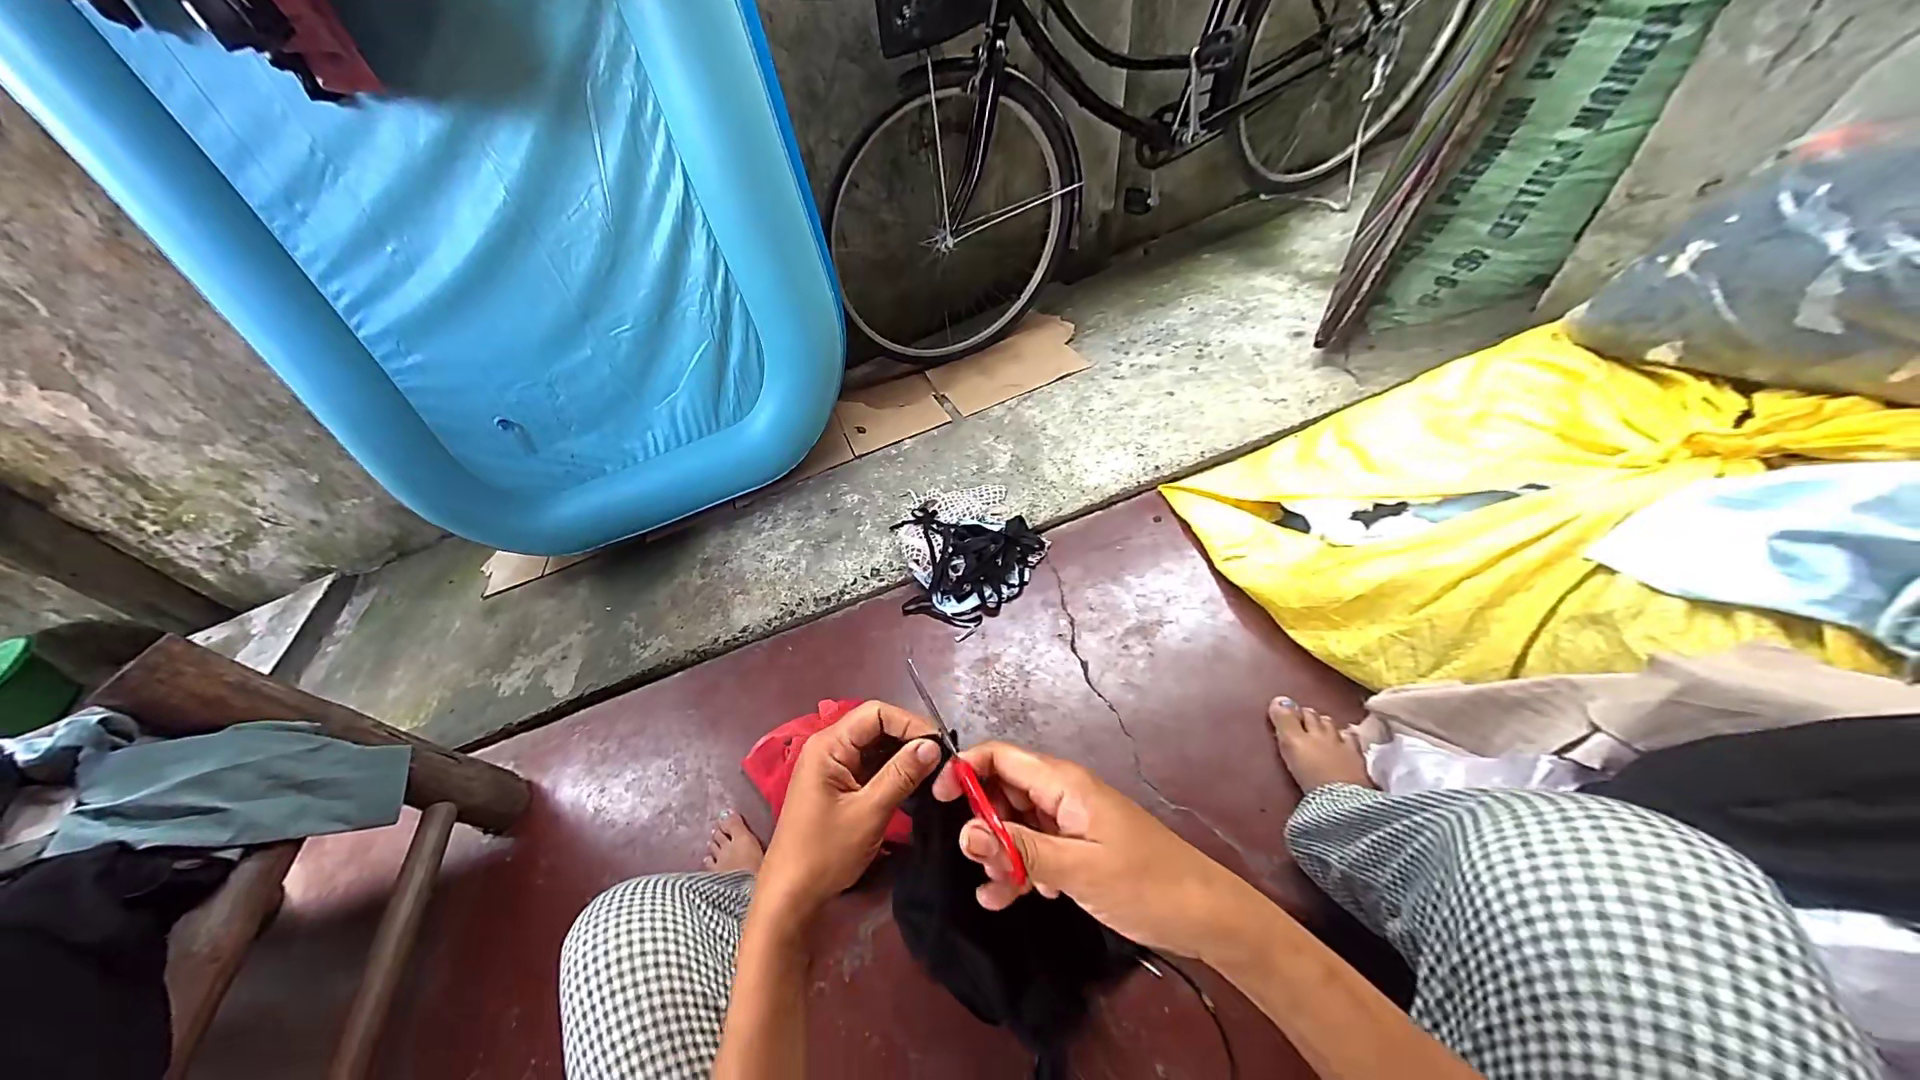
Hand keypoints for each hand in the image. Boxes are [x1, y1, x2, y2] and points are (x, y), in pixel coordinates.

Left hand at [755, 701, 942, 920]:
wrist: (791, 896)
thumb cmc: (825, 853)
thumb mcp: (869, 813)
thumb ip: (902, 775)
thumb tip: (933, 745)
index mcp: (829, 745)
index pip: (876, 713)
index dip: (910, 724)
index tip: (939, 746)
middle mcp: (828, 746)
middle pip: (877, 725)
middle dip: (909, 738)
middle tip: (940, 760)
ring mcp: (832, 765)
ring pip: (876, 745)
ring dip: (903, 755)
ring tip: (932, 771)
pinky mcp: (838, 783)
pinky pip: (870, 764)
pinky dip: (892, 769)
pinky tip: (913, 782)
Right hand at [933, 741, 1261, 959]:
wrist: (1204, 914)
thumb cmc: (1144, 882)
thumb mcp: (1078, 868)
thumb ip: (1020, 848)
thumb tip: (967, 831)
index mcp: (1063, 783)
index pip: (1001, 755)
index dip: (965, 769)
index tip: (938, 800)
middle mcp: (1063, 794)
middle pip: (1004, 790)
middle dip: (984, 823)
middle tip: (982, 862)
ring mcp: (1070, 820)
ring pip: (1016, 823)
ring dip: (1001, 852)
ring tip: (1000, 890)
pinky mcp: (1077, 845)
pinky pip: (1034, 847)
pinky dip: (1019, 867)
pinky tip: (1016, 896)